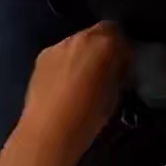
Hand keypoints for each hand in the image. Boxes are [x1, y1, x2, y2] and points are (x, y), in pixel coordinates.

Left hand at [4, 23, 130, 165]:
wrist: (47, 133)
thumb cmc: (87, 119)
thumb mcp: (114, 96)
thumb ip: (118, 73)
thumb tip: (118, 67)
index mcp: (103, 45)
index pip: (120, 34)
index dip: (123, 49)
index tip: (124, 64)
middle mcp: (80, 38)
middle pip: (98, 32)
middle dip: (104, 46)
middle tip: (106, 68)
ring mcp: (58, 45)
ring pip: (78, 41)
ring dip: (84, 53)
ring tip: (84, 77)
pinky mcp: (42, 57)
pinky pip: (61, 52)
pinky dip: (67, 61)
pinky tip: (65, 82)